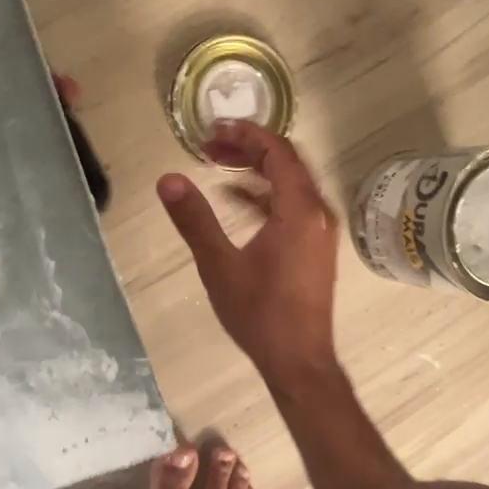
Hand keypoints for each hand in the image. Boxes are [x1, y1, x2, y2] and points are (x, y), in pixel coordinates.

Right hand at [157, 120, 339, 379]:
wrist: (298, 359)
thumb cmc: (259, 314)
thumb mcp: (219, 265)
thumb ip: (194, 220)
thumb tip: (168, 180)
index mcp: (299, 210)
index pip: (278, 151)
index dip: (246, 133)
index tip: (213, 129)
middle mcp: (318, 214)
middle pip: (287, 163)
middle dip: (249, 148)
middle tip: (210, 146)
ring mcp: (320, 233)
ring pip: (290, 185)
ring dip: (256, 171)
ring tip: (217, 166)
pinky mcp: (316, 250)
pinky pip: (293, 207)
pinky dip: (266, 197)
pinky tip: (235, 201)